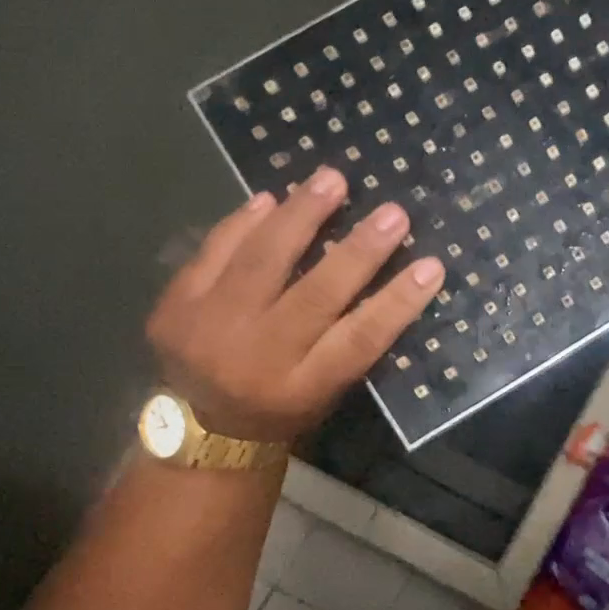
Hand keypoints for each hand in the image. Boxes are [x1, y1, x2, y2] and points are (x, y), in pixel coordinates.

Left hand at [145, 165, 444, 441]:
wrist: (200, 430)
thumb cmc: (284, 409)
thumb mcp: (327, 392)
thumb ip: (351, 343)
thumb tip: (391, 276)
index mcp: (304, 387)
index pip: (360, 339)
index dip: (397, 302)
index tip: (432, 266)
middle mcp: (258, 358)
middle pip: (315, 295)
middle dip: (359, 250)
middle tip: (394, 213)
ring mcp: (210, 330)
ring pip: (261, 262)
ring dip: (301, 216)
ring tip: (332, 180)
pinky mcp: (176, 307)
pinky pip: (213, 253)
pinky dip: (243, 223)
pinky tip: (270, 198)